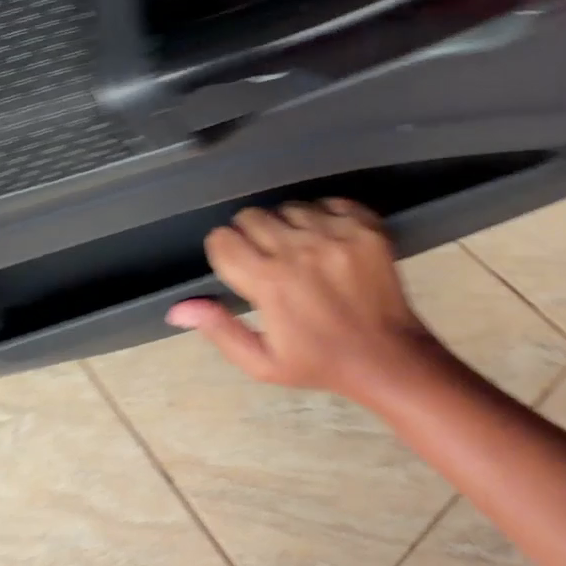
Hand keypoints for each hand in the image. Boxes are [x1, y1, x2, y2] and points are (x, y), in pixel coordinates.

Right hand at [167, 199, 447, 404]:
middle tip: (270, 262)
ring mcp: (336, 234)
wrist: (388, 357)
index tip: (239, 267)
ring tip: (302, 254)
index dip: (226, 253)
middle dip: (252, 237)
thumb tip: (177, 308)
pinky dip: (323, 218)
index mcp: (270, 283)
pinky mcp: (364, 226)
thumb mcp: (262, 361)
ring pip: (288, 207)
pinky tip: (328, 244)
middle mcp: (300, 250)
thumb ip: (220, 329)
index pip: (223, 239)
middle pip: (252, 216)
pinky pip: (327, 202)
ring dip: (288, 226)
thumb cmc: (319, 362)